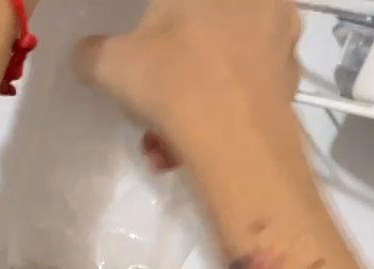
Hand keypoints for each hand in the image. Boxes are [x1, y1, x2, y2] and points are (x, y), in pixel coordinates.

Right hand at [72, 0, 302, 157]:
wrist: (233, 135)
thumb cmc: (171, 80)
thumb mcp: (112, 65)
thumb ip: (92, 54)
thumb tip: (82, 54)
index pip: (169, 9)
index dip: (156, 30)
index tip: (142, 56)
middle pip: (204, 30)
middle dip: (172, 73)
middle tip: (149, 108)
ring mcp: (280, 32)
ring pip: (224, 65)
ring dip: (189, 105)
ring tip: (163, 146)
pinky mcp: (291, 76)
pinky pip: (243, 94)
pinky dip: (216, 119)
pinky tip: (190, 150)